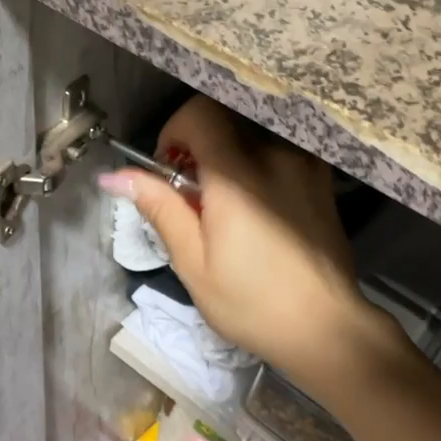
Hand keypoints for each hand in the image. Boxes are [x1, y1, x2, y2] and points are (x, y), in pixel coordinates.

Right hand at [100, 96, 400, 387]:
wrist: (325, 327)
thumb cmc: (251, 302)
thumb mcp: (194, 262)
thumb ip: (160, 208)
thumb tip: (114, 175)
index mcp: (237, 175)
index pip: (199, 113)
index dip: (174, 132)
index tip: (168, 171)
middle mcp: (275, 156)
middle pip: (225, 122)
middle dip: (199, 150)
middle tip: (193, 200)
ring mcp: (304, 165)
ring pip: (252, 138)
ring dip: (228, 162)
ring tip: (226, 213)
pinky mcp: (321, 181)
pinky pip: (278, 155)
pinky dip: (256, 171)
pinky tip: (256, 215)